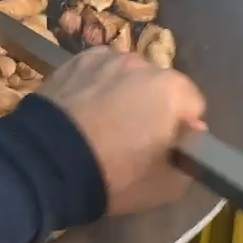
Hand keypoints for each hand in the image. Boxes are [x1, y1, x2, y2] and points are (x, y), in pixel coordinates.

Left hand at [38, 49, 205, 214]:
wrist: (49, 161)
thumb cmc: (115, 174)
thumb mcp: (167, 185)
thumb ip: (191, 157)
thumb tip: (189, 134)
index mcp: (170, 89)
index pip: (193, 104)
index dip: (184, 127)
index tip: (167, 146)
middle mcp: (140, 63)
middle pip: (159, 85)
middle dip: (153, 105)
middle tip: (134, 136)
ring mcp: (104, 58)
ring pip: (127, 76)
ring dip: (124, 92)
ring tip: (104, 122)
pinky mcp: (75, 61)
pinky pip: (98, 71)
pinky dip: (96, 85)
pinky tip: (84, 109)